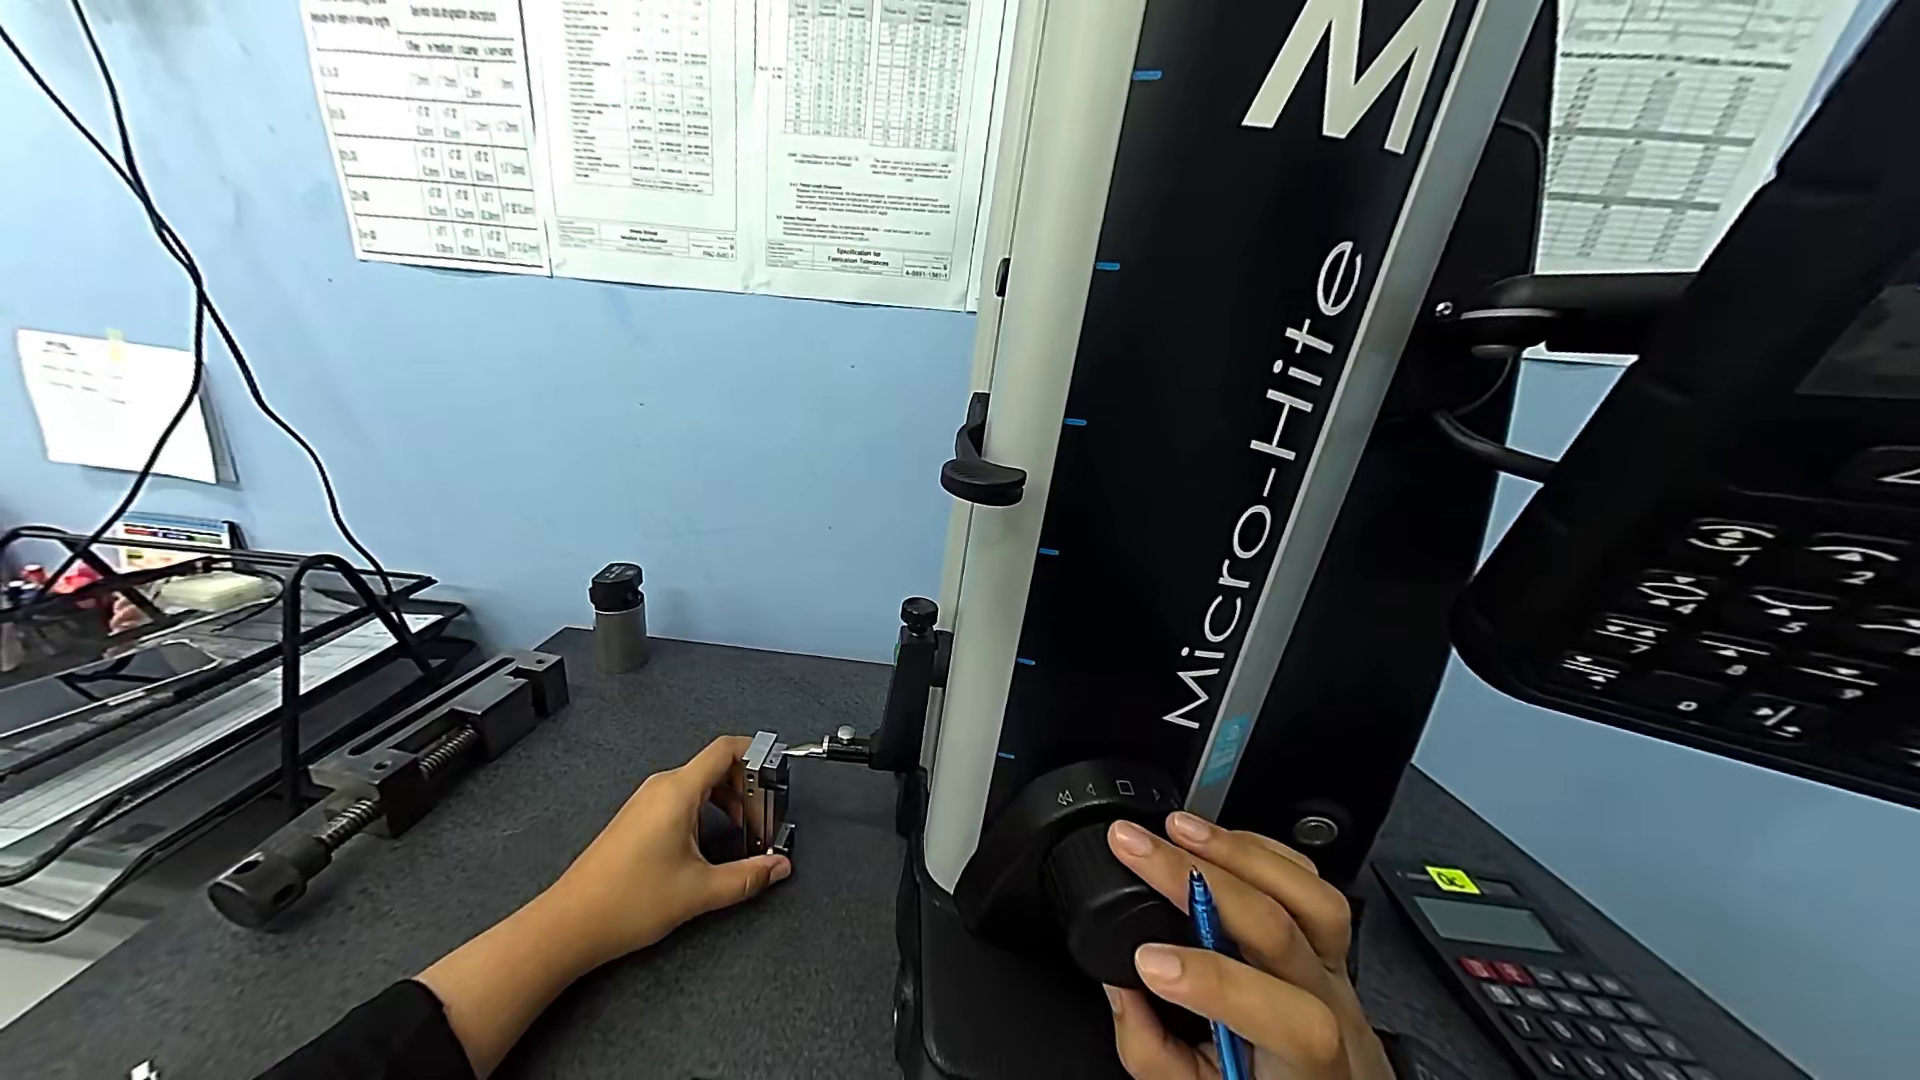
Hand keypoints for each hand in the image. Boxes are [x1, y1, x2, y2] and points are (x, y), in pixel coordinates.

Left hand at [539, 734, 791, 967]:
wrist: (565, 928)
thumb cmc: (624, 903)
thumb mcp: (698, 891)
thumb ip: (747, 876)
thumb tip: (779, 866)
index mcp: (677, 791)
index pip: (726, 749)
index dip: (757, 752)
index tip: (777, 770)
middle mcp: (662, 787)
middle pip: (718, 765)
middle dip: (748, 785)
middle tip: (764, 815)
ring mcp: (647, 800)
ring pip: (701, 781)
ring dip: (729, 798)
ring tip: (743, 828)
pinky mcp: (639, 816)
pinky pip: (683, 795)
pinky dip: (708, 807)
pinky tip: (713, 837)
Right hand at [1102, 813, 1393, 1079]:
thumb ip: (1155, 1053)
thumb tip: (1119, 983)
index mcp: (1311, 1069)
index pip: (1287, 1020)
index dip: (1214, 981)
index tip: (1147, 960)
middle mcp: (1332, 1010)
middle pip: (1277, 930)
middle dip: (1195, 879)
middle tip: (1133, 847)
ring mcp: (1333, 967)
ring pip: (1307, 895)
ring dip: (1233, 851)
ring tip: (1177, 827)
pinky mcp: (1325, 936)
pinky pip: (1308, 879)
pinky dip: (1256, 848)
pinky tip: (1215, 836)